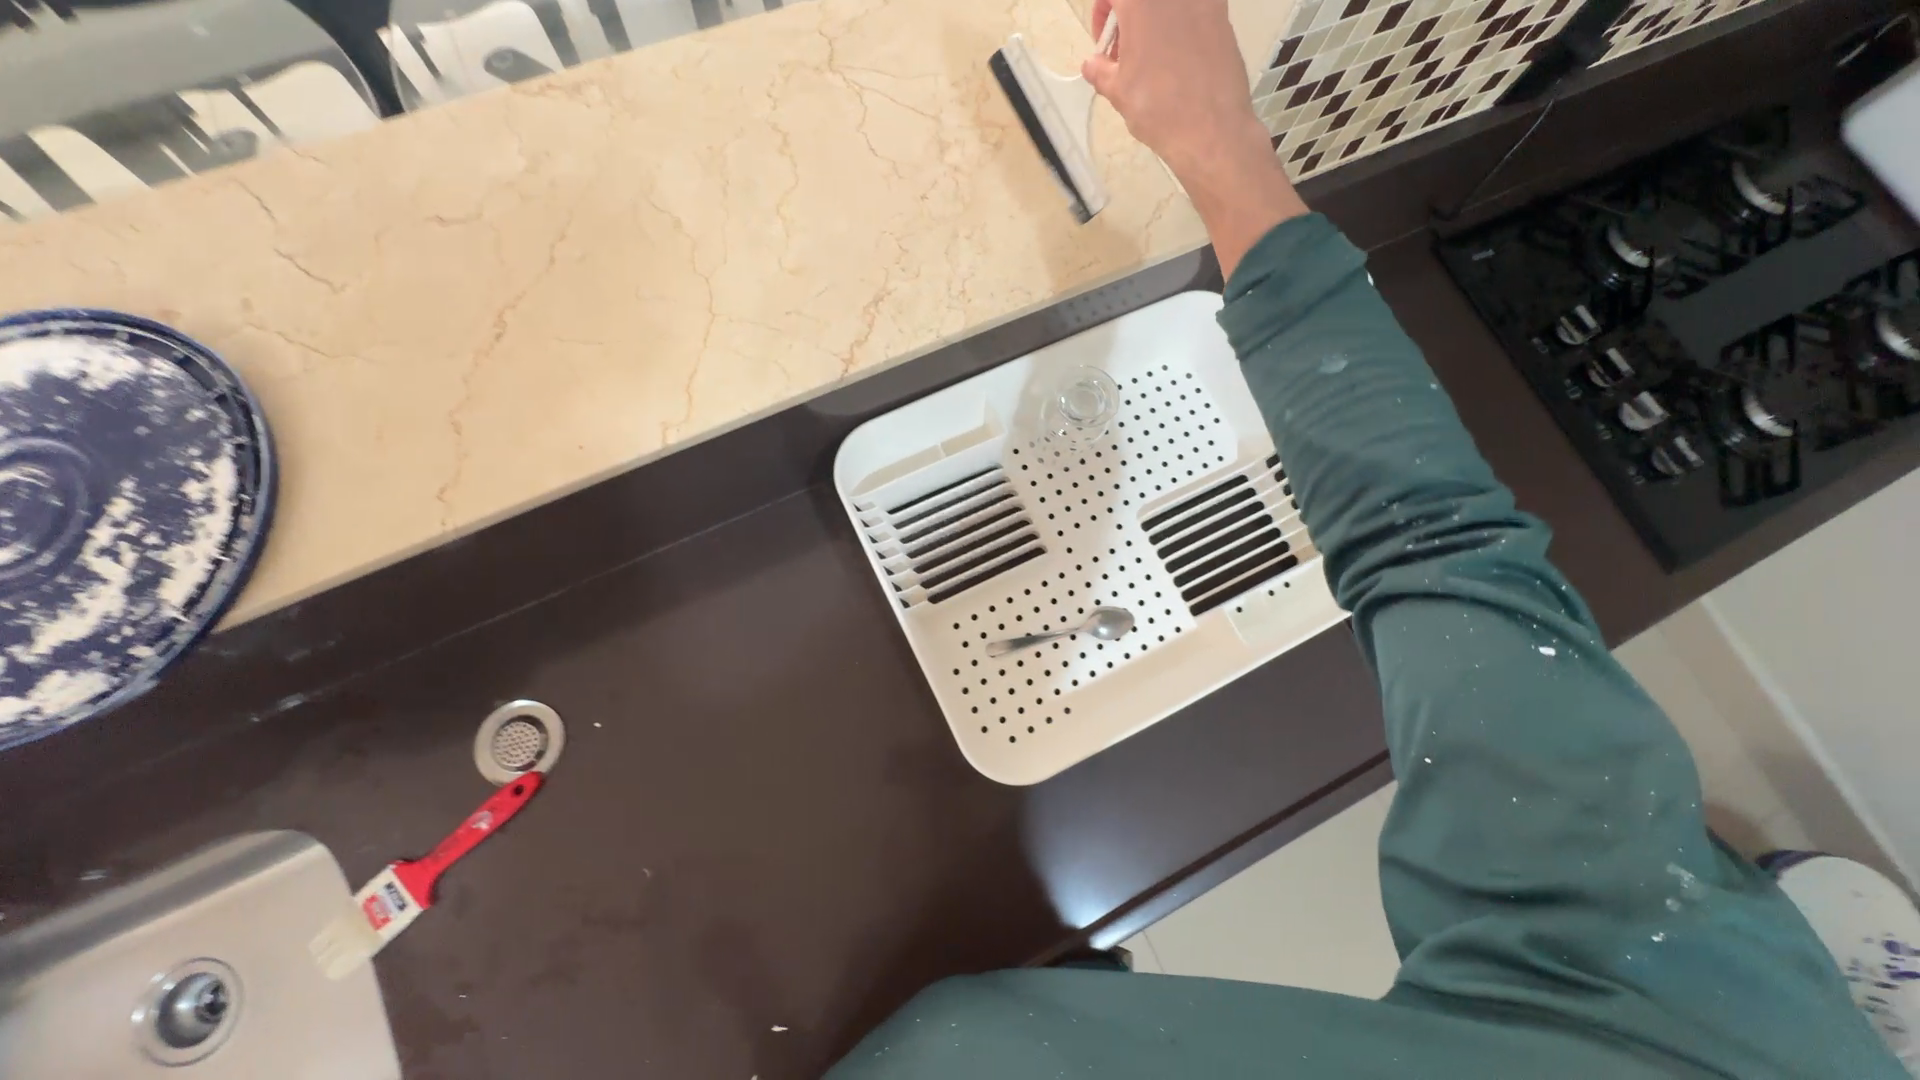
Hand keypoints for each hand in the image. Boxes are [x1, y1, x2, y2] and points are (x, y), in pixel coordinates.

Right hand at [1082, 0, 1307, 276]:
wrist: (1211, 130)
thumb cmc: (1158, 109)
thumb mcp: (1118, 92)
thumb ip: (1101, 70)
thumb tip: (1093, 65)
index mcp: (1141, 2)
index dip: (1103, 13)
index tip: (1105, 41)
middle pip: (1142, 1)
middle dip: (1130, 19)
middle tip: (1126, 53)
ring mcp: (1202, 1)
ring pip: (1168, 7)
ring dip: (1155, 22)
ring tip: (1152, 60)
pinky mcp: (1223, 15)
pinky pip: (1193, 13)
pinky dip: (1180, 28)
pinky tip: (1178, 61)